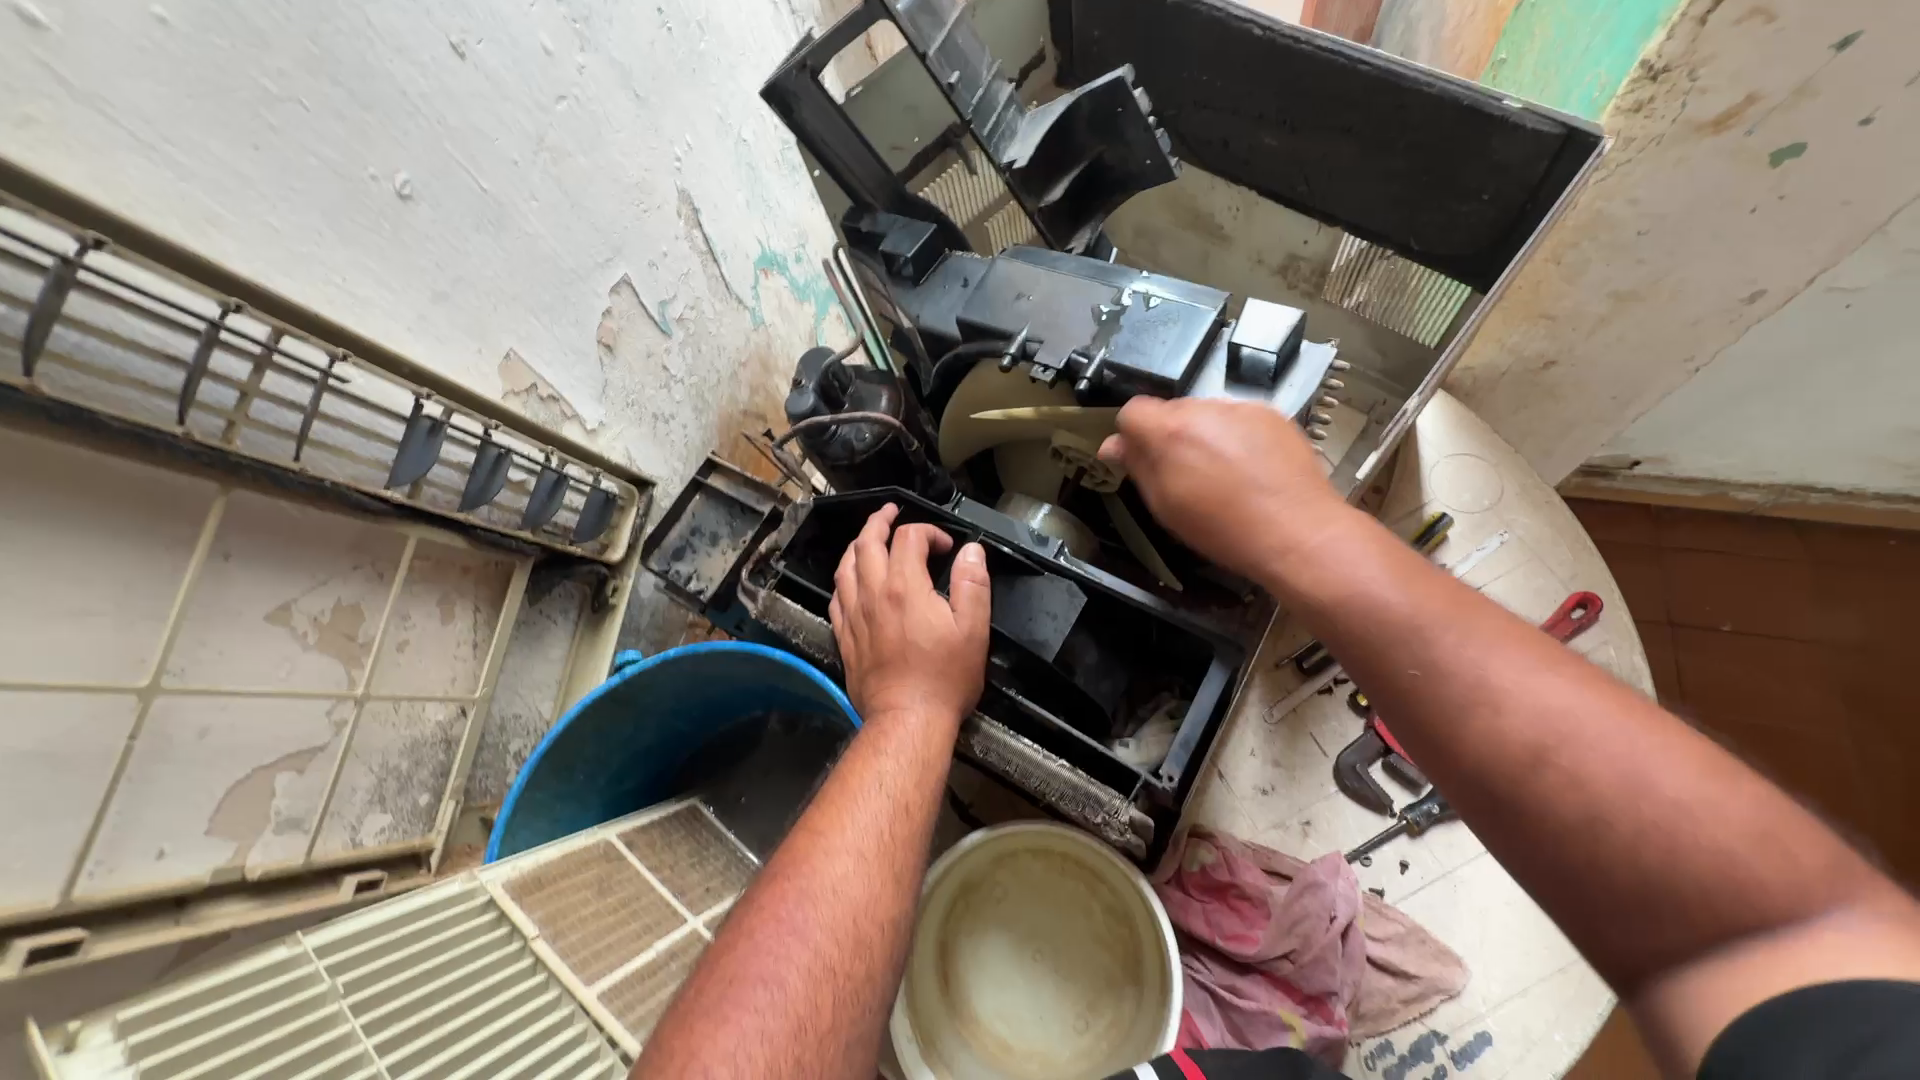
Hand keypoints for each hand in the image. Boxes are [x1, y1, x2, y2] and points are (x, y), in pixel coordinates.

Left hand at [829, 504, 991, 724]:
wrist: (908, 720)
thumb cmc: (944, 677)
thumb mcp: (974, 629)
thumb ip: (972, 584)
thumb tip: (970, 551)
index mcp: (905, 587)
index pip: (909, 538)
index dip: (929, 532)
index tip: (946, 546)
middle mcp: (873, 594)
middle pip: (867, 542)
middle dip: (879, 521)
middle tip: (891, 512)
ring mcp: (854, 616)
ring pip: (846, 566)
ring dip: (858, 545)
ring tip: (869, 538)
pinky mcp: (845, 637)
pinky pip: (836, 597)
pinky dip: (845, 579)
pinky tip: (853, 581)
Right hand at [1098, 397, 1348, 584]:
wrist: (1296, 532)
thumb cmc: (1222, 529)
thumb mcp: (1165, 506)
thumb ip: (1137, 468)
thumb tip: (1112, 445)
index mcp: (1170, 431)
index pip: (1132, 410)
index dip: (1131, 434)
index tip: (1140, 459)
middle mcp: (1204, 409)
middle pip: (1171, 411)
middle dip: (1170, 435)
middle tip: (1183, 474)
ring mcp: (1242, 408)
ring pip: (1206, 414)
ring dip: (1204, 435)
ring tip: (1222, 474)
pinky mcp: (1273, 415)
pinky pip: (1239, 419)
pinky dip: (1235, 437)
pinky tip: (1249, 469)